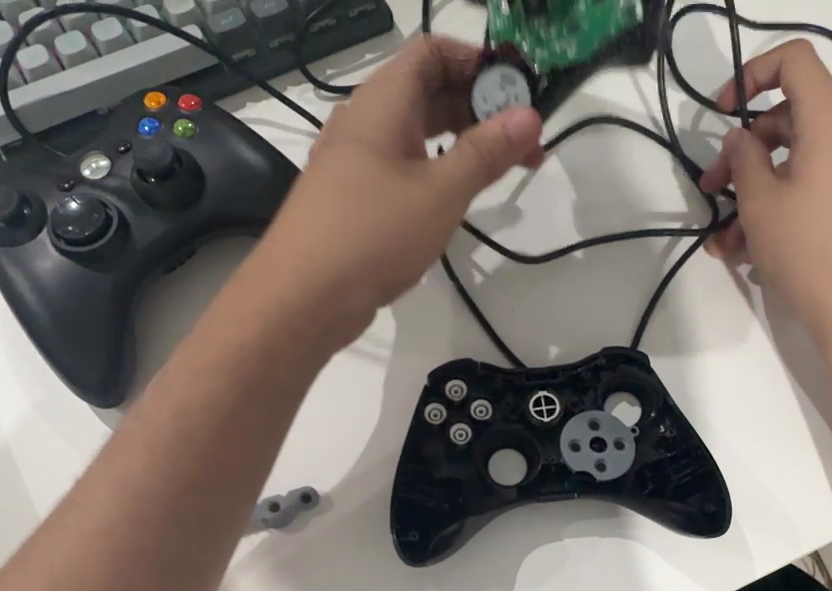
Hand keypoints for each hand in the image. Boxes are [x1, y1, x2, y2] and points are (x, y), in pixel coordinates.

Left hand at [242, 36, 544, 348]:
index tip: (518, 96)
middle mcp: (366, 123)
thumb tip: (530, 116)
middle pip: (429, 92)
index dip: (478, 64)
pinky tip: (457, 201)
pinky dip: (437, 174)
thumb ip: (485, 153)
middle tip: (526, 146)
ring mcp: (357, 163)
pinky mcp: (355, 201)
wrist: (302, 298)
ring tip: (504, 173)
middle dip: (481, 110)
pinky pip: (403, 170)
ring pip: (418, 135)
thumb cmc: (372, 234)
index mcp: (382, 103)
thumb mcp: (440, 192)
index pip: (433, 52)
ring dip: (463, 146)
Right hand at [698, 40, 831, 363]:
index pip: (795, 62)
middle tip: (710, 188)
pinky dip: (778, 210)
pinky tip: (747, 253)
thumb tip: (740, 139)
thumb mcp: (760, 205)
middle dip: (742, 153)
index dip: (752, 74)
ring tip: (722, 242)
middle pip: (789, 120)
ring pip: (795, 165)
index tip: (722, 111)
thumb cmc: (808, 252)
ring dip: (752, 195)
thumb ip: (743, 161)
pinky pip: (812, 192)